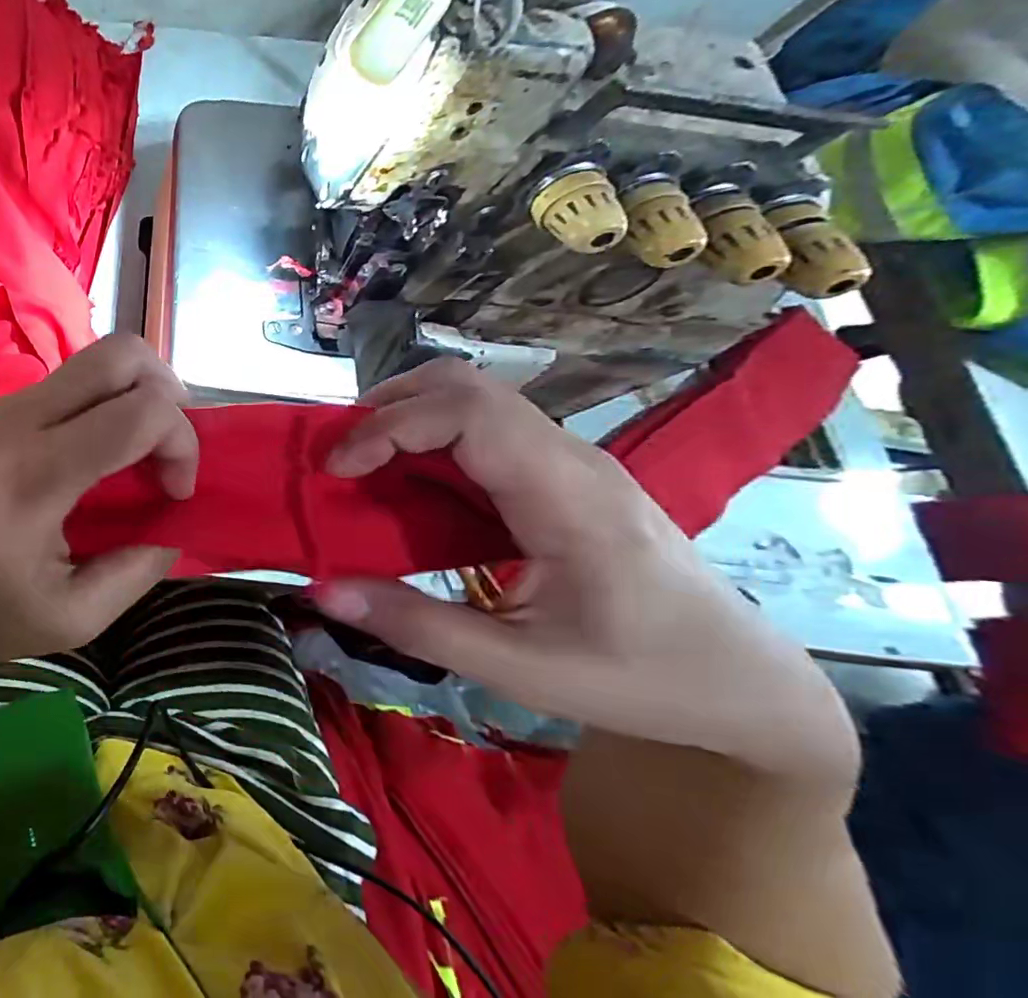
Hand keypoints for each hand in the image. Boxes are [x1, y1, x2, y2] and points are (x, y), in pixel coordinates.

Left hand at [0, 334, 198, 681]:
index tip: (173, 493)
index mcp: (38, 475)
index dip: (182, 444)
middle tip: (168, 448)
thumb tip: (172, 526)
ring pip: (89, 364)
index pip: (142, 411)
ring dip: (129, 398)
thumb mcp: (72, 618)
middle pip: (119, 354)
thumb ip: (137, 570)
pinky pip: (57, 387)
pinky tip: (85, 458)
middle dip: (167, 392)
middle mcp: (14, 422)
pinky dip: (93, 408)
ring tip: (131, 456)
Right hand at [314, 358, 855, 781]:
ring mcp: (567, 462)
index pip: (468, 412)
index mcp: (568, 496)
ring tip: (358, 468)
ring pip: (472, 399)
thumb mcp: (520, 670)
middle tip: (337, 458)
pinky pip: (481, 433)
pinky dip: (425, 443)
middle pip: (465, 384)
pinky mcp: (558, 476)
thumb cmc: (641, 678)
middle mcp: (569, 459)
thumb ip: (418, 627)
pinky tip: (405, 486)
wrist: (744, 683)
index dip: (387, 426)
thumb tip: (323, 589)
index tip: (337, 469)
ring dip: (403, 419)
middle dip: (385, 407)